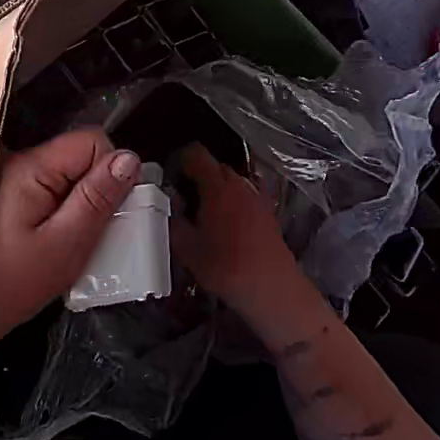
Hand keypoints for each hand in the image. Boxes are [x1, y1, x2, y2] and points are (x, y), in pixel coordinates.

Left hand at [0, 129, 139, 366]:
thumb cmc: (5, 286)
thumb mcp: (63, 247)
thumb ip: (96, 200)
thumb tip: (129, 159)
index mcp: (30, 168)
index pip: (91, 141)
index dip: (111, 172)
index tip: (109, 213)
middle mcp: (17, 161)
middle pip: (79, 156)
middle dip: (96, 191)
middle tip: (92, 235)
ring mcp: (8, 178)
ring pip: (67, 175)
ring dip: (80, 204)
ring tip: (71, 242)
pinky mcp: (5, 196)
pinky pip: (49, 190)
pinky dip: (61, 212)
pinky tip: (53, 242)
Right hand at [170, 144, 301, 310]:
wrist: (270, 285)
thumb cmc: (224, 266)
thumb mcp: (186, 247)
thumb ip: (173, 219)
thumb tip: (170, 203)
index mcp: (217, 186)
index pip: (196, 153)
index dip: (180, 159)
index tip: (170, 176)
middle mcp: (239, 183)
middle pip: (214, 166)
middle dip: (197, 176)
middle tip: (183, 199)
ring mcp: (257, 194)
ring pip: (231, 180)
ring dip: (216, 189)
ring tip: (203, 213)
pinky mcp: (268, 209)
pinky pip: (244, 194)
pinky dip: (232, 200)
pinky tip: (226, 223)